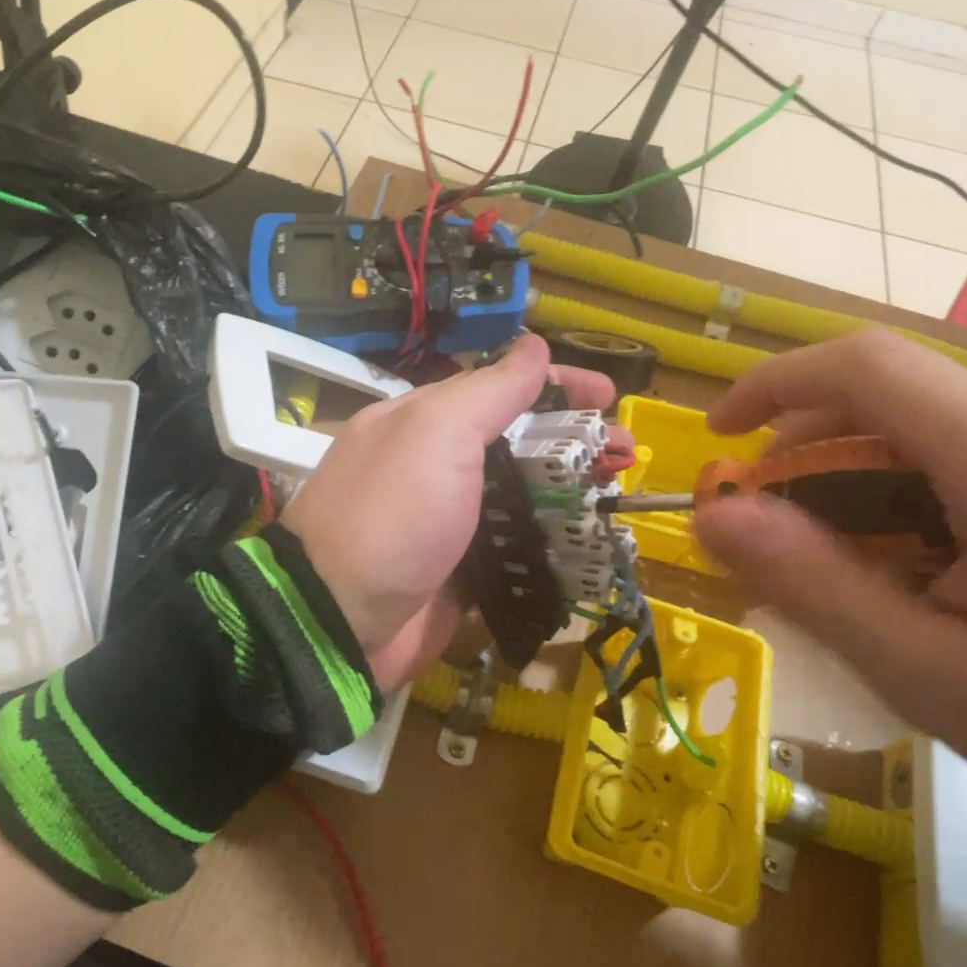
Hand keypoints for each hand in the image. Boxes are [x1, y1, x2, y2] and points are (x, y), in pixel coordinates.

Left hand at [282, 334, 613, 687]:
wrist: (341, 621)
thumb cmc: (392, 515)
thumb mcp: (436, 433)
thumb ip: (488, 391)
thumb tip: (534, 344)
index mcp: (421, 422)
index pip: (499, 389)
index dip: (558, 385)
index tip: (612, 396)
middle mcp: (434, 468)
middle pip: (516, 444)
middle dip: (574, 444)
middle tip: (625, 456)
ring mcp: (447, 525)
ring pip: (521, 499)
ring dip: (570, 494)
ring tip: (618, 498)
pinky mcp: (460, 576)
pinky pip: (513, 552)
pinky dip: (550, 546)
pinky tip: (589, 546)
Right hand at [692, 331, 966, 885]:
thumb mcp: (935, 677)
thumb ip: (816, 588)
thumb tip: (712, 516)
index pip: (869, 366)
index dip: (774, 383)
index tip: (718, 435)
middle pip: (896, 403)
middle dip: (811, 460)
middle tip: (780, 547)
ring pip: (935, 433)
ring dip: (865, 487)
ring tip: (860, 580)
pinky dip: (919, 498)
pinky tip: (933, 575)